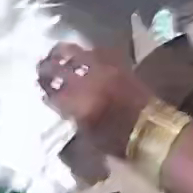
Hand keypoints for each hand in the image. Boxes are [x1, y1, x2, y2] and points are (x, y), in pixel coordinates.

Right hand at [37, 43, 157, 156]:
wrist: (153, 131)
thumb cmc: (118, 142)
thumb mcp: (88, 136)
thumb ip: (72, 116)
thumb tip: (61, 104)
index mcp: (76, 102)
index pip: (51, 89)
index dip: (43, 86)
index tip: (39, 85)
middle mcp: (86, 81)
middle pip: (58, 67)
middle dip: (47, 66)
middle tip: (41, 66)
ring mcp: (103, 69)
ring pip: (76, 52)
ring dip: (63, 52)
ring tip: (58, 53)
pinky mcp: (118, 64)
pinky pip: (99, 51)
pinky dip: (89, 52)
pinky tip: (86, 54)